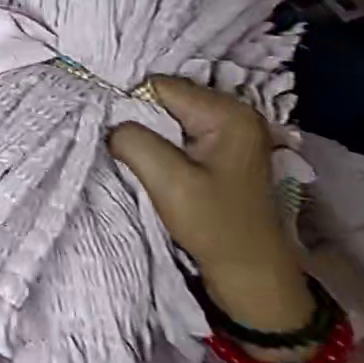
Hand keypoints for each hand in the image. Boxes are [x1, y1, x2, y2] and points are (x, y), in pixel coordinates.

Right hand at [108, 76, 313, 335]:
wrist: (252, 275)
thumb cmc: (216, 228)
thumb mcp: (170, 183)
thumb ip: (135, 143)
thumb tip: (111, 125)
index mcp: (228, 112)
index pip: (161, 86)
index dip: (133, 107)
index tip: (119, 138)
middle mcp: (233, 112)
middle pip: (167, 98)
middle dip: (141, 120)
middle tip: (126, 151)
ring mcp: (229, 132)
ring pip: (170, 117)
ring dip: (150, 135)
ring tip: (139, 160)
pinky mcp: (221, 151)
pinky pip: (179, 134)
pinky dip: (162, 146)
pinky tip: (156, 167)